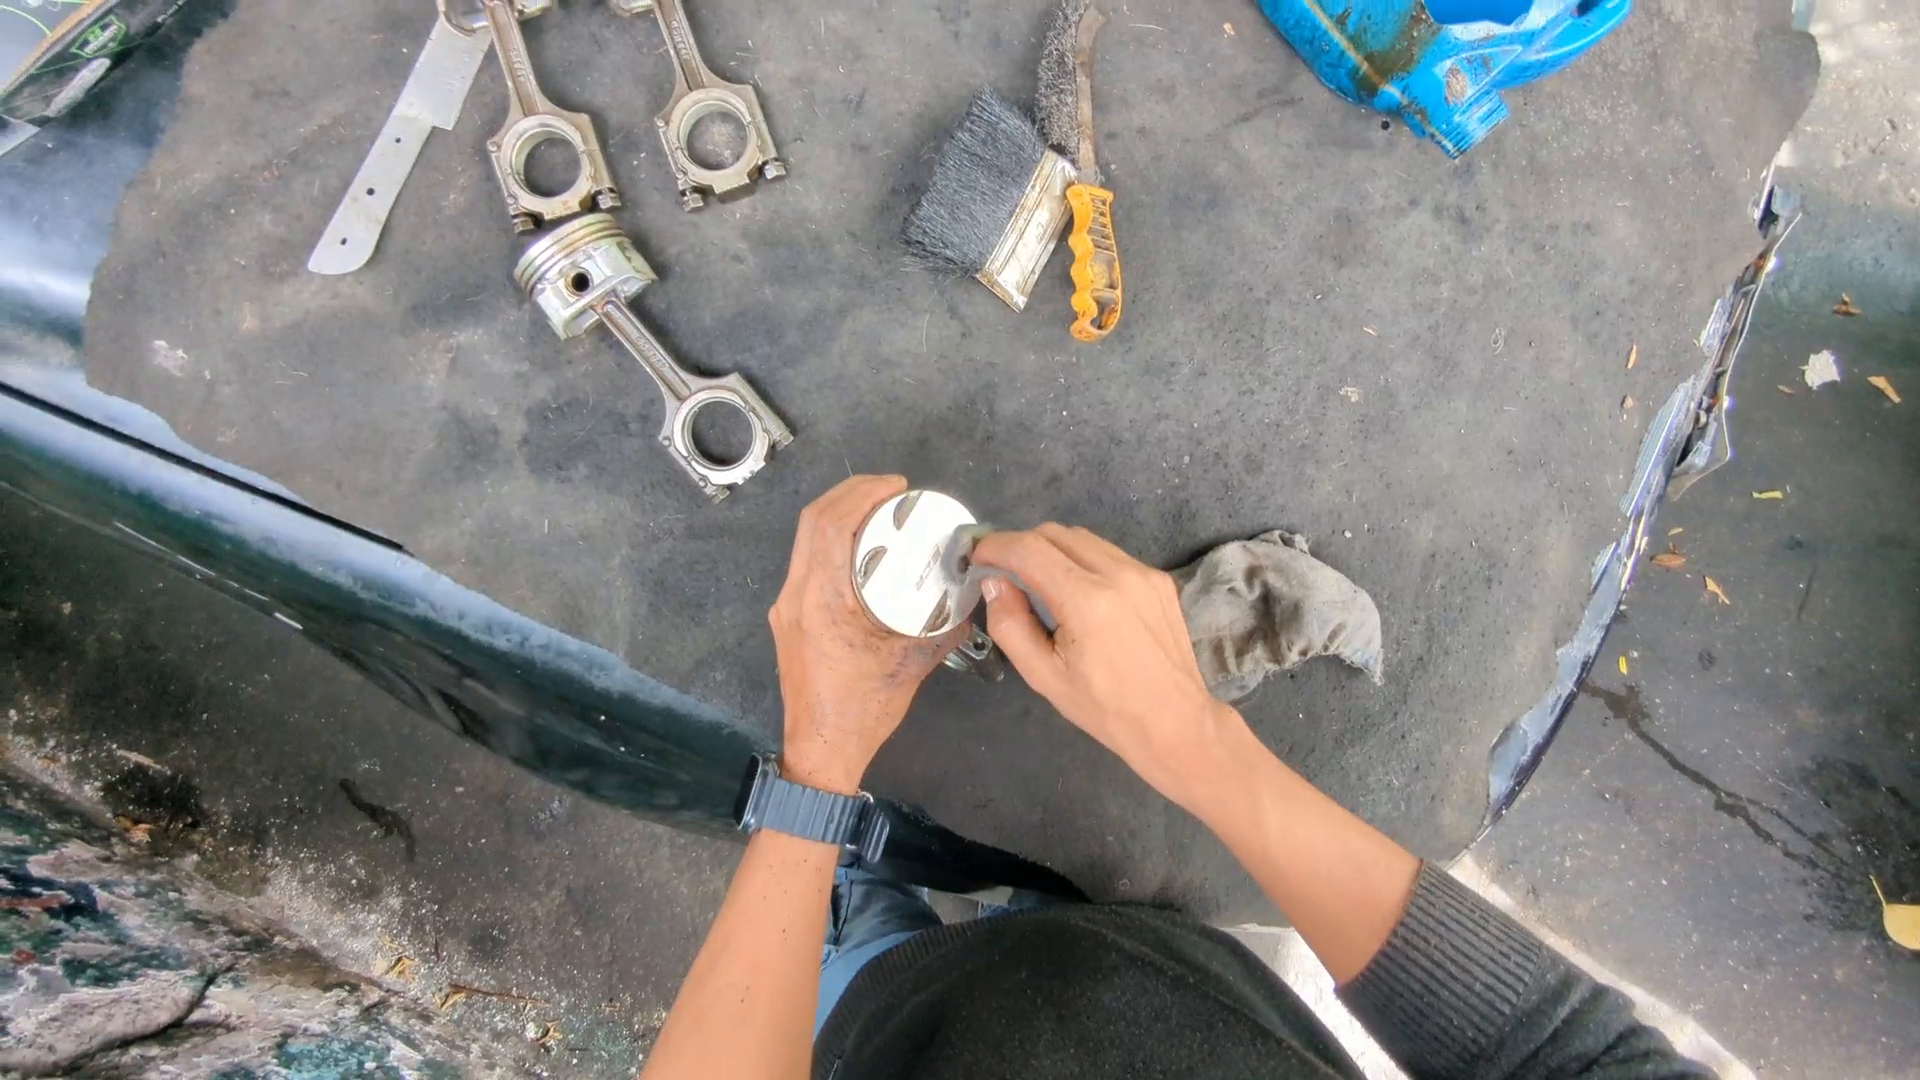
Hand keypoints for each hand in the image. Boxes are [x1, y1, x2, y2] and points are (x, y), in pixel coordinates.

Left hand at [769, 475, 965, 793]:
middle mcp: (794, 595)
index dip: (861, 494)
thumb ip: (945, 628)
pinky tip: (862, 549)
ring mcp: (785, 605)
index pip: (829, 525)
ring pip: (804, 540)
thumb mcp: (911, 663)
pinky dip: (831, 540)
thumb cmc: (863, 709)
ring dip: (838, 515)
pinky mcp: (787, 616)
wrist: (820, 750)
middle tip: (890, 491)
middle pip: (811, 522)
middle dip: (850, 494)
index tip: (897, 487)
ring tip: (879, 512)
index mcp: (821, 600)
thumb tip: (972, 600)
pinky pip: (806, 561)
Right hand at [974, 525, 1241, 807]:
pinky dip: (1081, 560)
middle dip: (1021, 545)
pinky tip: (1076, 591)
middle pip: (1054, 533)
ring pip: (1082, 538)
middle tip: (1002, 571)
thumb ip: (1010, 625)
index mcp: (1087, 601)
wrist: (1175, 723)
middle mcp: (1118, 574)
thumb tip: (994, 583)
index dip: (996, 546)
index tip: (977, 557)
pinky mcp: (1158, 579)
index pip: (1029, 549)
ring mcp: (1143, 572)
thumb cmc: (1104, 708)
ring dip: (1051, 549)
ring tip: (1036, 580)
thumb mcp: (1043, 676)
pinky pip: (1108, 553)